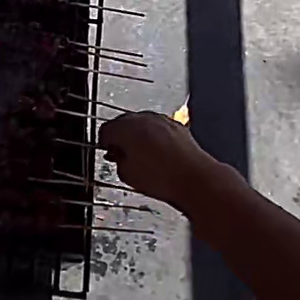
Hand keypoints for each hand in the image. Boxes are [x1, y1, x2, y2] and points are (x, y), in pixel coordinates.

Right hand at [96, 111, 235, 208]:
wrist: (196, 180)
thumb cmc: (163, 177)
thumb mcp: (126, 174)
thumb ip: (117, 160)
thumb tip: (118, 156)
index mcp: (126, 128)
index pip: (105, 130)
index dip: (103, 142)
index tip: (106, 150)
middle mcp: (144, 119)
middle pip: (122, 122)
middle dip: (120, 136)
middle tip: (119, 153)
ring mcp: (162, 120)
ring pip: (141, 123)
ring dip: (137, 135)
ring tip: (139, 155)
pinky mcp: (177, 126)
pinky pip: (157, 127)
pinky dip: (153, 136)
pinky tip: (155, 152)